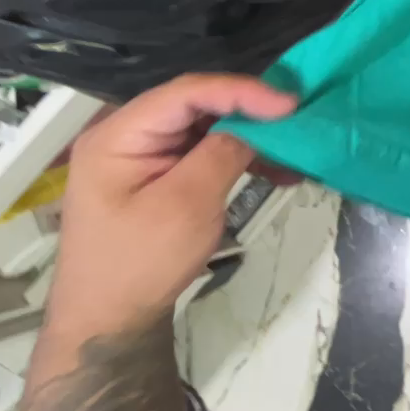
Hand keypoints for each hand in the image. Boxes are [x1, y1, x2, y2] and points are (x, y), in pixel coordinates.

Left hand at [45, 74, 296, 340]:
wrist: (110, 320)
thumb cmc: (141, 262)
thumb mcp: (187, 204)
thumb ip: (222, 152)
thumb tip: (259, 122)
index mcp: (119, 135)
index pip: (188, 92)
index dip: (242, 91)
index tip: (290, 103)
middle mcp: (130, 134)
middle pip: (200, 104)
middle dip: (252, 110)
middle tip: (299, 118)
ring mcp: (147, 154)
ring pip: (210, 126)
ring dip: (254, 136)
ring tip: (295, 150)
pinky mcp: (164, 172)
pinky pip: (210, 150)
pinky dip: (244, 156)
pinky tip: (279, 170)